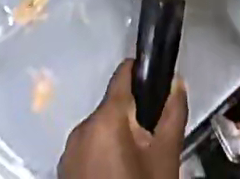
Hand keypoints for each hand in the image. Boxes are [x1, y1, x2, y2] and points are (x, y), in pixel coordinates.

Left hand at [57, 60, 187, 178]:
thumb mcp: (165, 159)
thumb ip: (173, 115)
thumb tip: (176, 82)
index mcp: (105, 118)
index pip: (122, 75)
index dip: (141, 71)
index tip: (155, 78)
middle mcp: (80, 128)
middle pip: (113, 107)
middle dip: (133, 117)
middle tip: (152, 141)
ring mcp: (68, 153)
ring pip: (100, 130)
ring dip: (117, 138)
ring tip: (136, 164)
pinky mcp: (63, 173)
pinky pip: (87, 151)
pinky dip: (102, 155)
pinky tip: (117, 175)